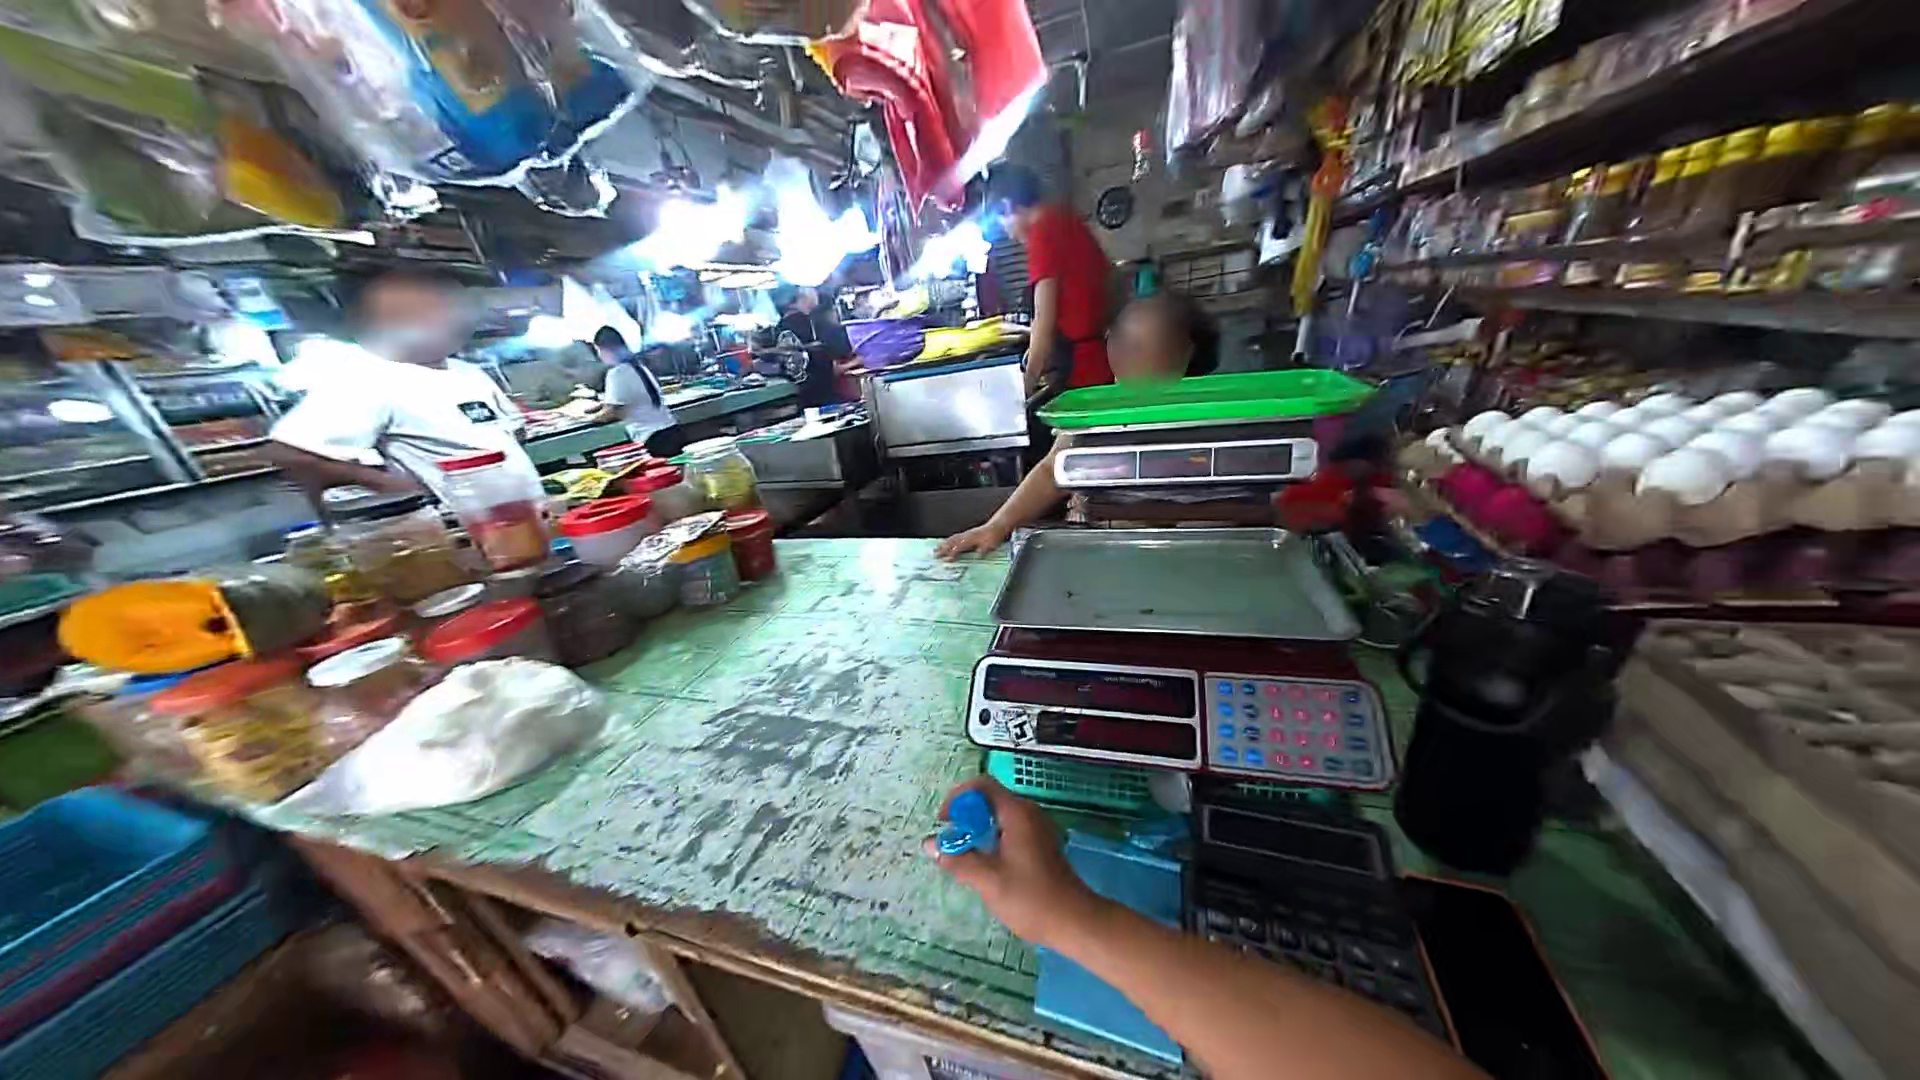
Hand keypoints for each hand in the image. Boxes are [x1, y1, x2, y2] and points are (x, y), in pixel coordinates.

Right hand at [925, 778, 1097, 946]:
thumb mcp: (988, 880)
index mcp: (1016, 812)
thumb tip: (930, 844)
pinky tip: (986, 864)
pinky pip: (1009, 827)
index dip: (958, 797)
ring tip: (964, 855)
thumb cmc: (1031, 899)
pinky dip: (991, 837)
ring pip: (998, 814)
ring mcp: (1036, 826)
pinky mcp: (1040, 841)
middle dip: (965, 815)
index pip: (981, 784)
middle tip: (951, 841)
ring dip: (977, 828)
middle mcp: (1028, 812)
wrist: (1075, 921)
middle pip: (989, 798)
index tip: (945, 822)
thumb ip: (958, 859)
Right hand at [936, 521, 1010, 559]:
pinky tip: (944, 543)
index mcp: (971, 539)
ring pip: (952, 539)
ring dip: (943, 544)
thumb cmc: (993, 536)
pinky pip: (954, 537)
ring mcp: (966, 534)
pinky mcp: (966, 534)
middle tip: (935, 555)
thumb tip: (979, 554)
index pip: (959, 546)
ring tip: (935, 549)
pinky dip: (947, 540)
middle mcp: (966, 536)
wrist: (996, 526)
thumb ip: (984, 549)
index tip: (947, 559)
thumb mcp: (991, 544)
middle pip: (952, 542)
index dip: (953, 553)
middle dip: (943, 549)